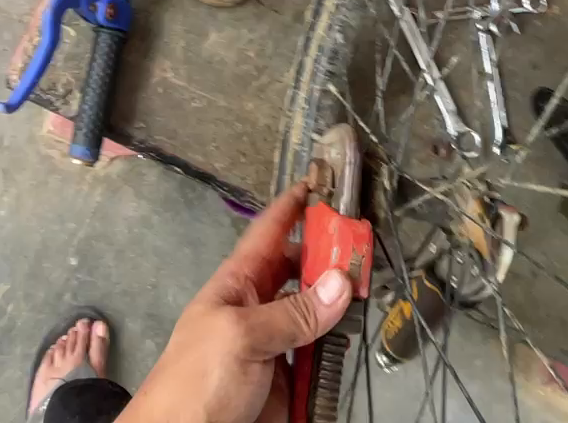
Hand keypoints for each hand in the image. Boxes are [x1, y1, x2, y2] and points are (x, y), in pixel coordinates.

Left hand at [120, 181, 352, 422]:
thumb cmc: (197, 379)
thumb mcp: (241, 337)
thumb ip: (292, 314)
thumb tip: (340, 283)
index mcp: (238, 282)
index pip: (269, 233)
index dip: (292, 207)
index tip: (320, 182)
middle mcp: (259, 307)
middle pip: (300, 272)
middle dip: (330, 258)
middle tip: (366, 251)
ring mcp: (274, 345)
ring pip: (315, 315)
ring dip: (340, 307)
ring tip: (370, 293)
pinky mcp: (288, 383)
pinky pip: (319, 359)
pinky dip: (338, 352)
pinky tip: (355, 342)